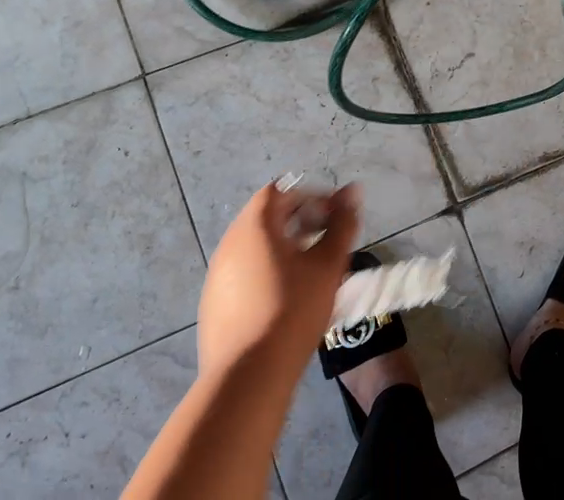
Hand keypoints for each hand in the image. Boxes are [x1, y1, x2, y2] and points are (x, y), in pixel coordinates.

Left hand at [197, 182, 360, 372]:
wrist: (248, 373)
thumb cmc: (293, 309)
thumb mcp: (328, 264)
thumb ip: (343, 223)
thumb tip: (352, 189)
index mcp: (255, 226)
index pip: (279, 191)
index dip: (309, 197)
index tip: (332, 218)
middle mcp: (229, 243)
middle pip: (264, 218)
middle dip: (298, 223)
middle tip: (324, 244)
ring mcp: (216, 275)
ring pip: (253, 248)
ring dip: (281, 249)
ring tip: (308, 274)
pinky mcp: (211, 303)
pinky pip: (241, 274)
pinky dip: (264, 273)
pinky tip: (283, 301)